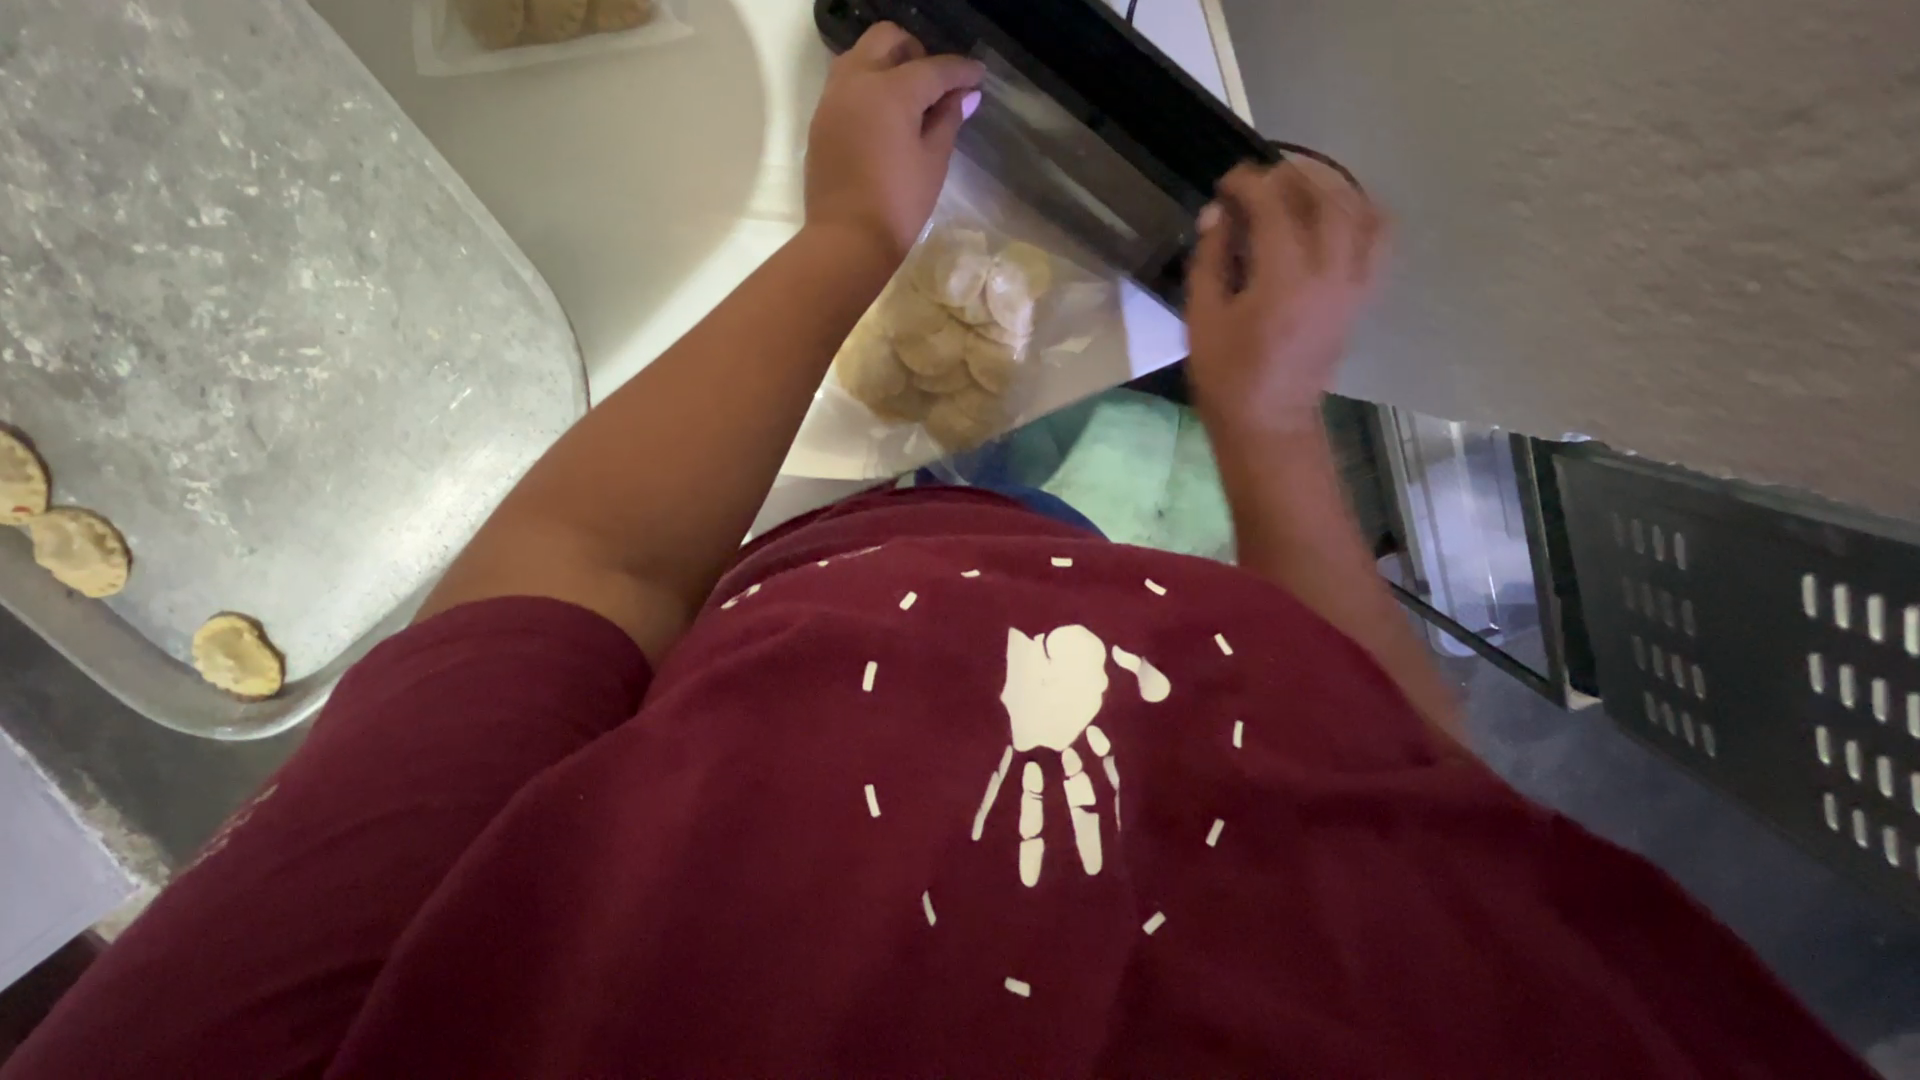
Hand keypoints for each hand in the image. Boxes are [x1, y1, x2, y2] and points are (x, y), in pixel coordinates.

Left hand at [805, 24, 984, 264]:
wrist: (847, 238)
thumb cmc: (899, 204)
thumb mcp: (933, 162)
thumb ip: (948, 120)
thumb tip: (964, 95)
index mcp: (891, 90)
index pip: (933, 68)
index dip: (960, 71)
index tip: (977, 75)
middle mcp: (857, 81)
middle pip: (888, 40)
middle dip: (916, 52)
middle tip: (935, 85)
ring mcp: (833, 98)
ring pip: (860, 57)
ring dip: (886, 65)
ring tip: (907, 100)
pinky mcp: (821, 120)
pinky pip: (845, 84)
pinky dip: (867, 87)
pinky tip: (883, 119)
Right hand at [1185, 160, 1386, 433]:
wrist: (1269, 422)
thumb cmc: (1227, 376)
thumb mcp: (1202, 318)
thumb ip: (1210, 258)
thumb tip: (1218, 214)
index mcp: (1283, 279)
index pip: (1274, 206)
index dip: (1249, 184)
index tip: (1227, 182)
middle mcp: (1329, 273)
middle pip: (1326, 197)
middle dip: (1292, 177)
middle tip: (1262, 180)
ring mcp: (1354, 285)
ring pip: (1360, 211)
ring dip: (1331, 188)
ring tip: (1300, 189)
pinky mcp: (1362, 297)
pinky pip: (1379, 240)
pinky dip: (1363, 215)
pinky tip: (1337, 215)